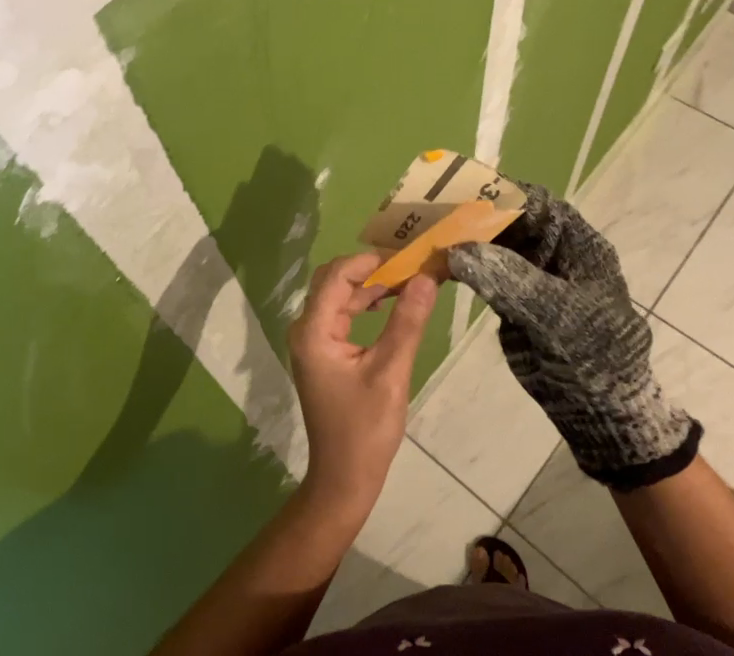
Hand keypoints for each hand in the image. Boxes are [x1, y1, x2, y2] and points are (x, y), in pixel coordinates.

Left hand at [287, 253, 438, 514]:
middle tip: (412, 266)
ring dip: (370, 287)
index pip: (336, 276)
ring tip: (409, 281)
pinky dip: (364, 306)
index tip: (407, 257)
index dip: (370, 261)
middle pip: (334, 282)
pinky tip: (390, 305)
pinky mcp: (323, 354)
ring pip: (338, 298)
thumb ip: (407, 322)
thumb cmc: (365, 429)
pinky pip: (341, 316)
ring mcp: (312, 342)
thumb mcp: (391, 372)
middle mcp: (306, 330)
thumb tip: (427, 278)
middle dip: (371, 270)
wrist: (344, 477)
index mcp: (313, 332)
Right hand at [447, 180, 700, 491]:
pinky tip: (434, 264)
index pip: (536, 204)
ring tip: (423, 235)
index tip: (458, 190)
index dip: (499, 193)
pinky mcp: (516, 298)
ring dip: (462, 239)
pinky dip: (462, 267)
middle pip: (509, 220)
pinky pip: (486, 273)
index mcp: (576, 244)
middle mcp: (553, 252)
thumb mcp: (553, 313)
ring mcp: (533, 275)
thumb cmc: (591, 354)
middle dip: (472, 215)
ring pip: (493, 245)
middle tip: (430, 213)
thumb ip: (507, 278)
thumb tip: (457, 250)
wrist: (598, 408)